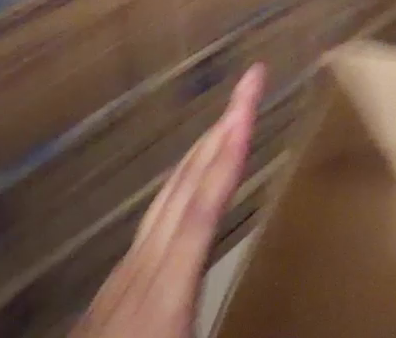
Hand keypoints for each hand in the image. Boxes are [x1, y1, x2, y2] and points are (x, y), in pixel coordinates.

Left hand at [72, 64, 266, 337]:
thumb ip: (223, 324)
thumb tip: (283, 320)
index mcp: (163, 297)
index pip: (203, 205)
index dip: (230, 149)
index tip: (249, 100)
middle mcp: (140, 276)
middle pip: (185, 185)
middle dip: (221, 126)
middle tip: (250, 82)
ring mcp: (121, 282)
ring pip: (166, 198)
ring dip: (203, 151)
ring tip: (231, 120)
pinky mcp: (112, 295)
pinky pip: (156, 220)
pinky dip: (184, 185)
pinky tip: (188, 191)